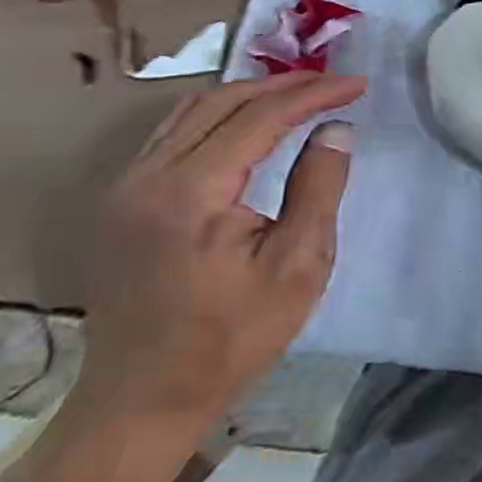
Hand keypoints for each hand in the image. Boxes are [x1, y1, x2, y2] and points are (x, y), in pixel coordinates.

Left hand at [73, 71, 367, 430]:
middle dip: (283, 84)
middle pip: (219, 102)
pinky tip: (250, 126)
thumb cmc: (234, 334)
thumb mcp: (299, 262)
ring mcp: (125, 191)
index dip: (313, 93)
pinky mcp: (122, 205)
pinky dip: (219, 116)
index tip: (359, 84)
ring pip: (189, 112)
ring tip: (300, 94)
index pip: (259, 117)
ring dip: (249, 95)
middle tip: (334, 83)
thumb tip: (336, 129)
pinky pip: (172, 136)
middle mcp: (146, 179)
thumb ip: (318, 186)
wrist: (145, 399)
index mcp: (190, 192)